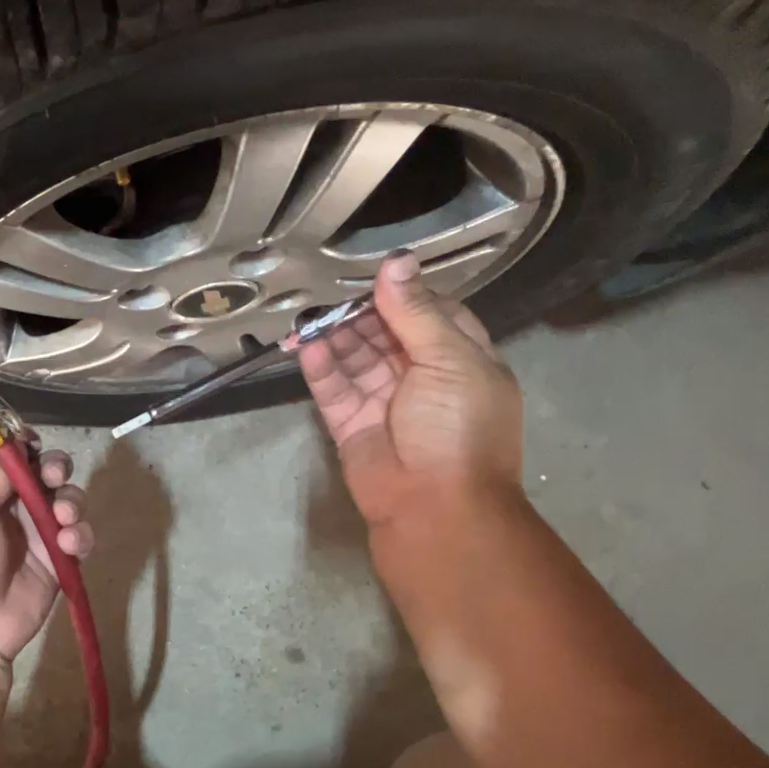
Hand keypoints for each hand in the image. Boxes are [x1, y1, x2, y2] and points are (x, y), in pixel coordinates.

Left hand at [0, 437, 94, 662]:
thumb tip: (17, 454)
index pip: (10, 459)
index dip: (25, 446)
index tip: (34, 443)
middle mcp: (14, 508)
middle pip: (45, 473)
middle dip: (56, 467)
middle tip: (54, 477)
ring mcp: (39, 533)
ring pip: (68, 499)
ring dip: (71, 500)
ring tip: (62, 518)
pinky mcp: (59, 559)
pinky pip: (79, 535)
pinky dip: (80, 534)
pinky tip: (67, 545)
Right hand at [298, 252, 524, 528]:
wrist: (433, 506)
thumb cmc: (457, 428)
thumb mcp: (449, 360)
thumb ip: (416, 312)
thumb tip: (396, 262)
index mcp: (463, 361)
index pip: (432, 315)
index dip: (404, 295)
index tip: (375, 276)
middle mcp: (423, 379)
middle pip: (387, 335)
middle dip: (362, 315)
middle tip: (331, 298)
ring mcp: (385, 403)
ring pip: (356, 360)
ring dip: (335, 338)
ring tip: (309, 318)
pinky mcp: (351, 425)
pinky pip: (333, 389)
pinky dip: (320, 368)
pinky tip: (305, 346)